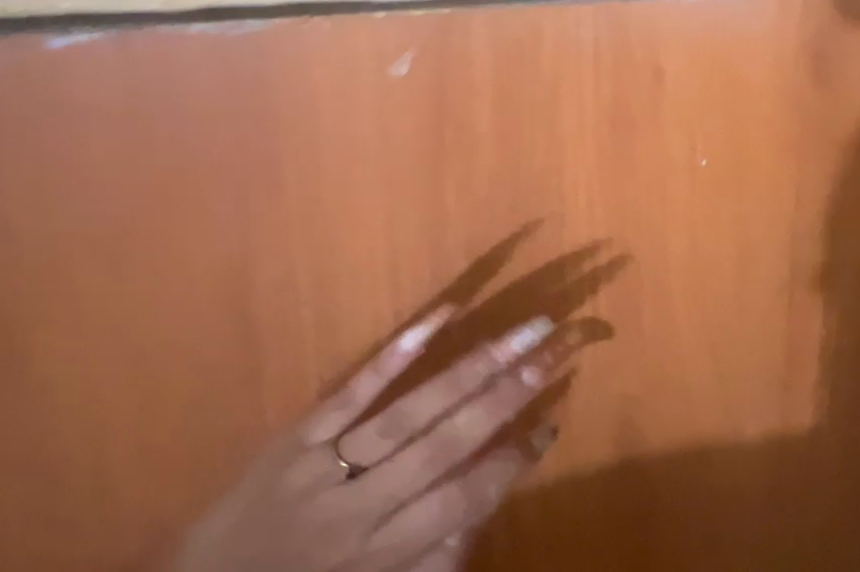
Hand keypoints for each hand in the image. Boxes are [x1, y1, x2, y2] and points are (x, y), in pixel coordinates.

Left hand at [170, 309, 582, 571]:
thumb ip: (433, 561)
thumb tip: (488, 503)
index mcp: (385, 553)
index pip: (467, 495)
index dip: (516, 458)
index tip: (556, 416)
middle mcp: (365, 504)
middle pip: (450, 441)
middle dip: (511, 391)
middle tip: (559, 346)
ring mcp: (330, 461)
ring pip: (414, 409)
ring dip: (475, 363)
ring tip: (525, 329)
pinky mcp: (300, 432)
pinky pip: (355, 387)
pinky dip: (400, 349)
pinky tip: (443, 312)